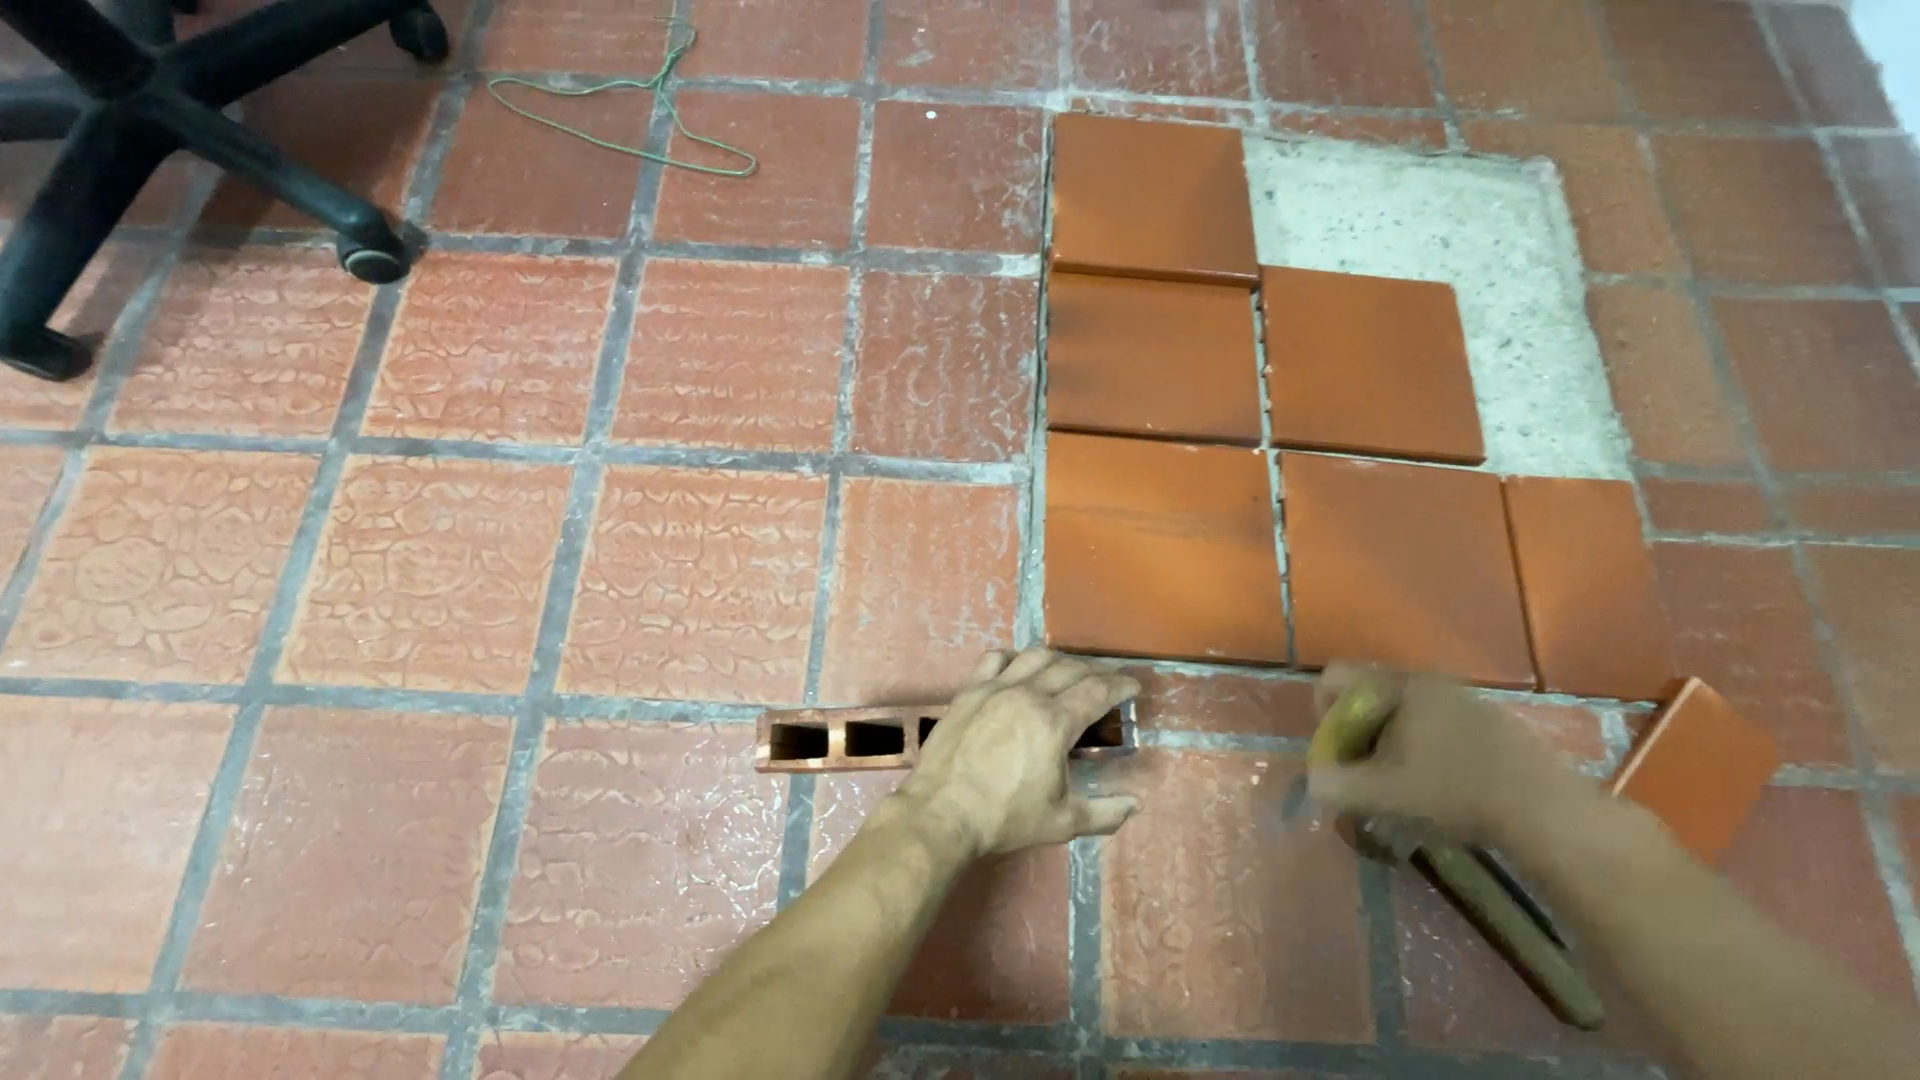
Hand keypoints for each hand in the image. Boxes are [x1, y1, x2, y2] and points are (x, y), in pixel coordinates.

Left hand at [893, 647, 1141, 857]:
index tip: (1133, 686)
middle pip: (1070, 669)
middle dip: (1096, 672)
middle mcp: (1027, 694)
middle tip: (1107, 682)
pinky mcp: (968, 692)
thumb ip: (1104, 813)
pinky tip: (1019, 666)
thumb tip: (1135, 804)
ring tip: (1069, 671)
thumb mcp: (1062, 823)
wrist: (941, 813)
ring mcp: (994, 688)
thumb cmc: (1004, 818)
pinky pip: (994, 659)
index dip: (1120, 685)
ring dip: (1059, 660)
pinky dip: (1013, 657)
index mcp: (1054, 722)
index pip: (1097, 690)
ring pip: (1035, 657)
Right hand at [1307, 663, 1590, 847]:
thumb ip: (1333, 784)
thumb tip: (1313, 780)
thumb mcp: (1379, 794)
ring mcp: (1466, 699)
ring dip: (1393, 744)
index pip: (1334, 677)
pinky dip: (1427, 750)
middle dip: (1359, 733)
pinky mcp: (1495, 723)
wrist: (1545, 812)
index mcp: (1397, 686)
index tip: (1337, 752)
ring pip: (1407, 713)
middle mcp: (1429, 681)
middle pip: (1370, 696)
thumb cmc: (1450, 792)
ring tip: (1403, 785)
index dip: (1322, 713)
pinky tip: (1442, 788)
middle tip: (1366, 774)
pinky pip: (1440, 726)